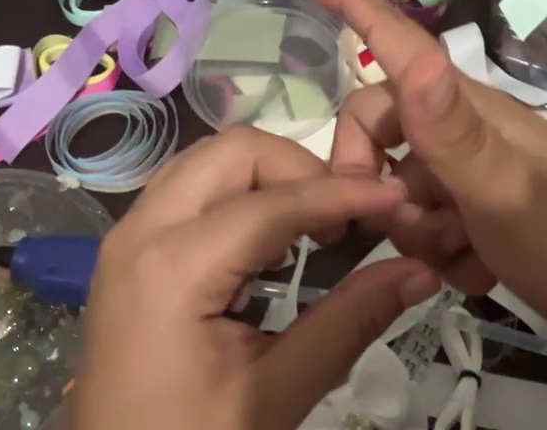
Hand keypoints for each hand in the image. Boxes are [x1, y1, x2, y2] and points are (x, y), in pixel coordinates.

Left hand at [73, 125, 442, 429]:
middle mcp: (142, 229)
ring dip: (266, 176)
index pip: (274, 201)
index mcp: (173, 267)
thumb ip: (348, 322)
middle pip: (233, 150)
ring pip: (208, 159)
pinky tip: (263, 245)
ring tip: (308, 229)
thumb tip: (419, 270)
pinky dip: (236, 193)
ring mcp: (128, 234)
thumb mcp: (274, 395)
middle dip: (297, 168)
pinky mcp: (129, 247)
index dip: (342, 193)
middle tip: (340, 219)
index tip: (396, 193)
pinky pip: (189, 186)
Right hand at [309, 0, 546, 338]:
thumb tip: (412, 53)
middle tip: (404, 227)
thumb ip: (451, 129)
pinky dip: (444, 254)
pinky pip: (429, 226)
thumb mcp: (506, 188)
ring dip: (417, 232)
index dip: (357, 8)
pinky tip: (483, 269)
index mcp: (460, 106)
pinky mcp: (480, 210)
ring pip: (399, 188)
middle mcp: (459, 128)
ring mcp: (470, 170)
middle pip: (376, 131)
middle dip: (375, 184)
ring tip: (467, 256)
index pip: (397, 42)